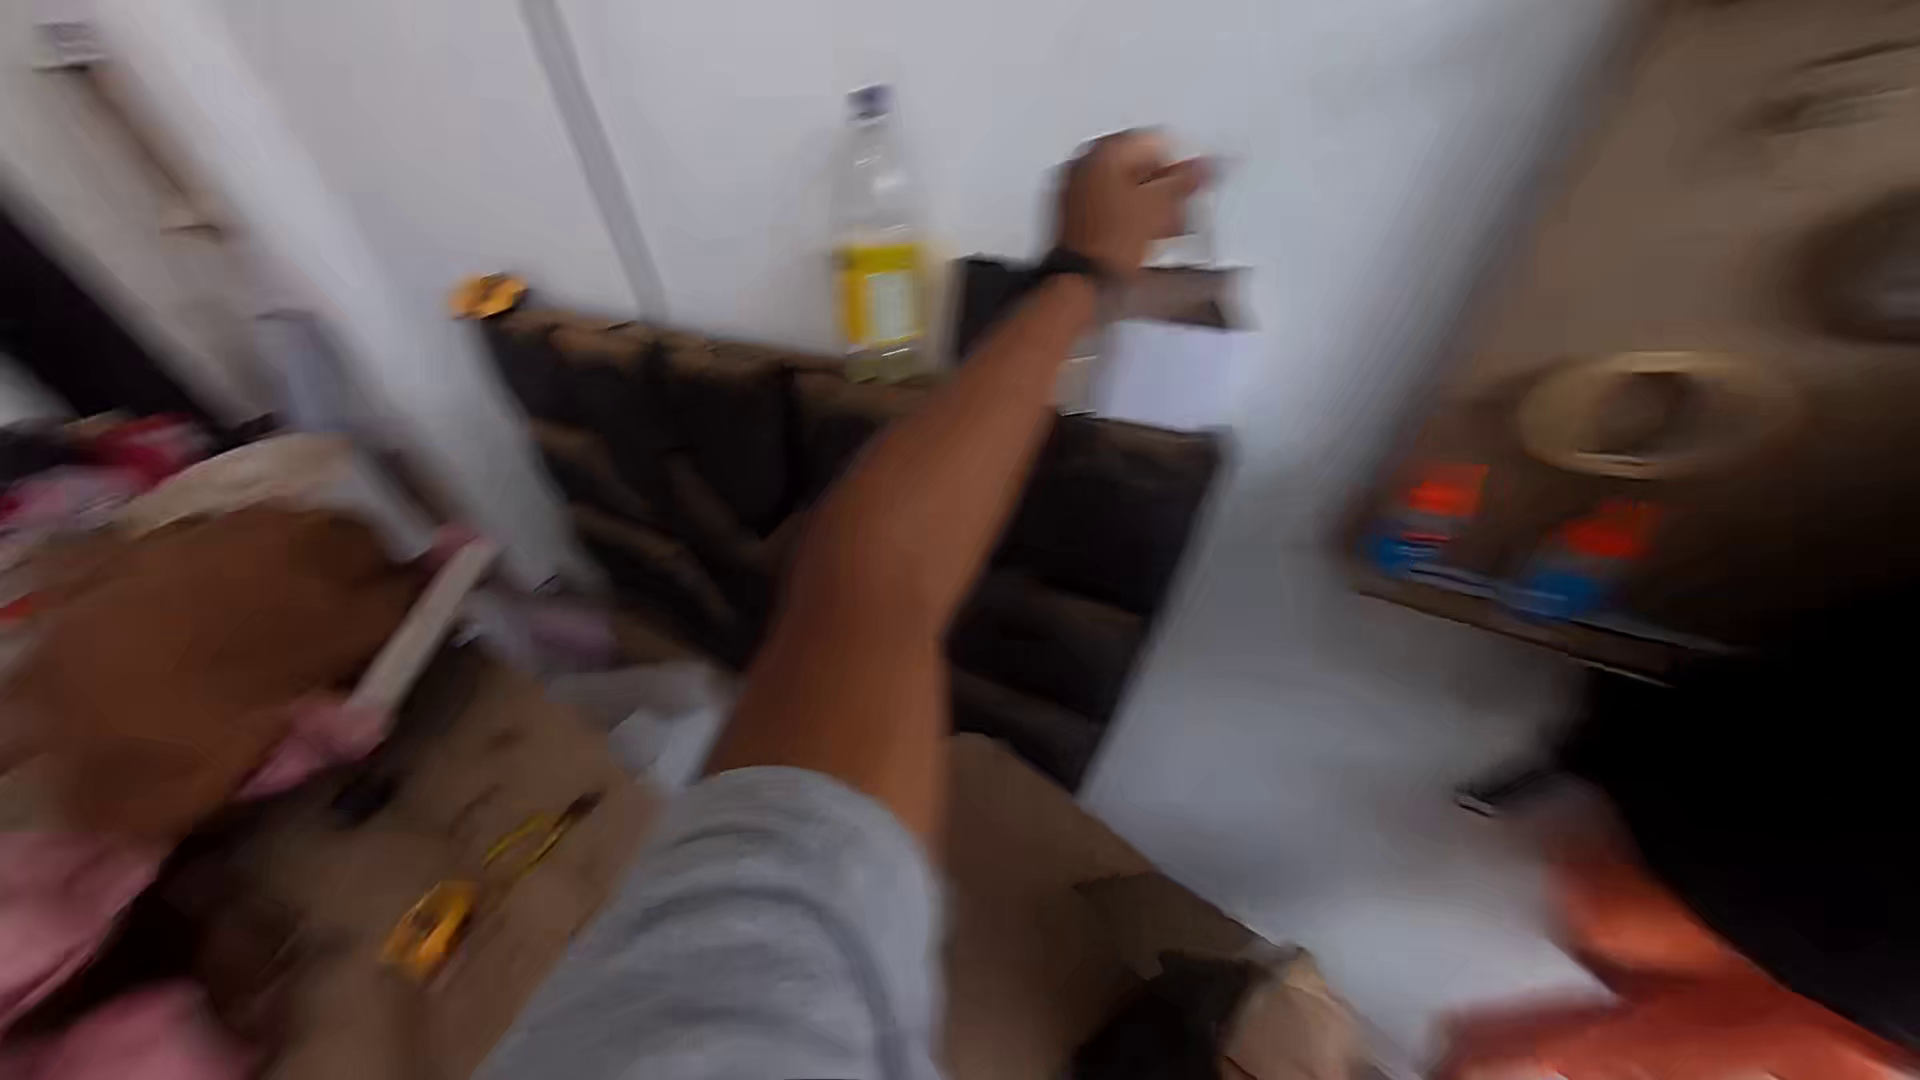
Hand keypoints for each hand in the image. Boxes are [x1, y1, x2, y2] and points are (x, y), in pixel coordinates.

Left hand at [1055, 130, 1208, 282]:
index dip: (1177, 168)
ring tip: (1159, 228)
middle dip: (1160, 188)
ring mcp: (1071, 191)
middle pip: (1134, 166)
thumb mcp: (1160, 206)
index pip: (1155, 143)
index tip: (1187, 189)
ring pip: (1119, 188)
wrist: (1083, 282)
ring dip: (1144, 204)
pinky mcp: (1068, 219)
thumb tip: (1206, 166)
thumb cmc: (1111, 244)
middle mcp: (1083, 163)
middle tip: (1176, 211)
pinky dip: (1122, 216)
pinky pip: (1103, 208)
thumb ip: (1186, 180)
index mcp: (1105, 149)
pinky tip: (1137, 237)